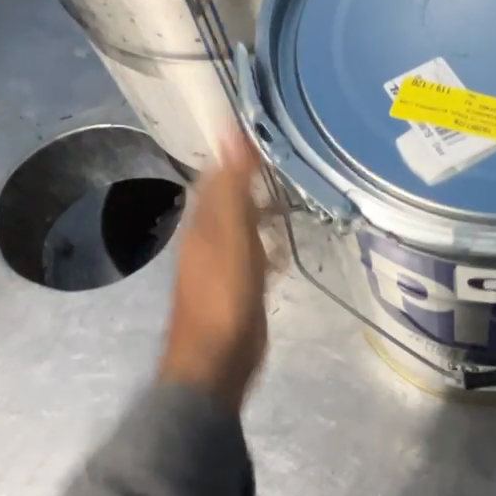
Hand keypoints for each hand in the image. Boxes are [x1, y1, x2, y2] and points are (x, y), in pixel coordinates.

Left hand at [160, 132, 268, 410]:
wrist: (216, 362)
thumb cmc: (223, 299)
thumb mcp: (231, 238)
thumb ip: (234, 189)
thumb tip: (231, 133)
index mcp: (202, 224)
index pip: (217, 177)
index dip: (235, 155)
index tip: (264, 134)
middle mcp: (208, 240)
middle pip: (230, 200)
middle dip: (253, 182)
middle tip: (288, 163)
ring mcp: (224, 266)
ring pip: (244, 227)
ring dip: (263, 212)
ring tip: (293, 197)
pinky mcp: (240, 289)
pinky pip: (254, 255)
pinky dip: (268, 243)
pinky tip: (284, 246)